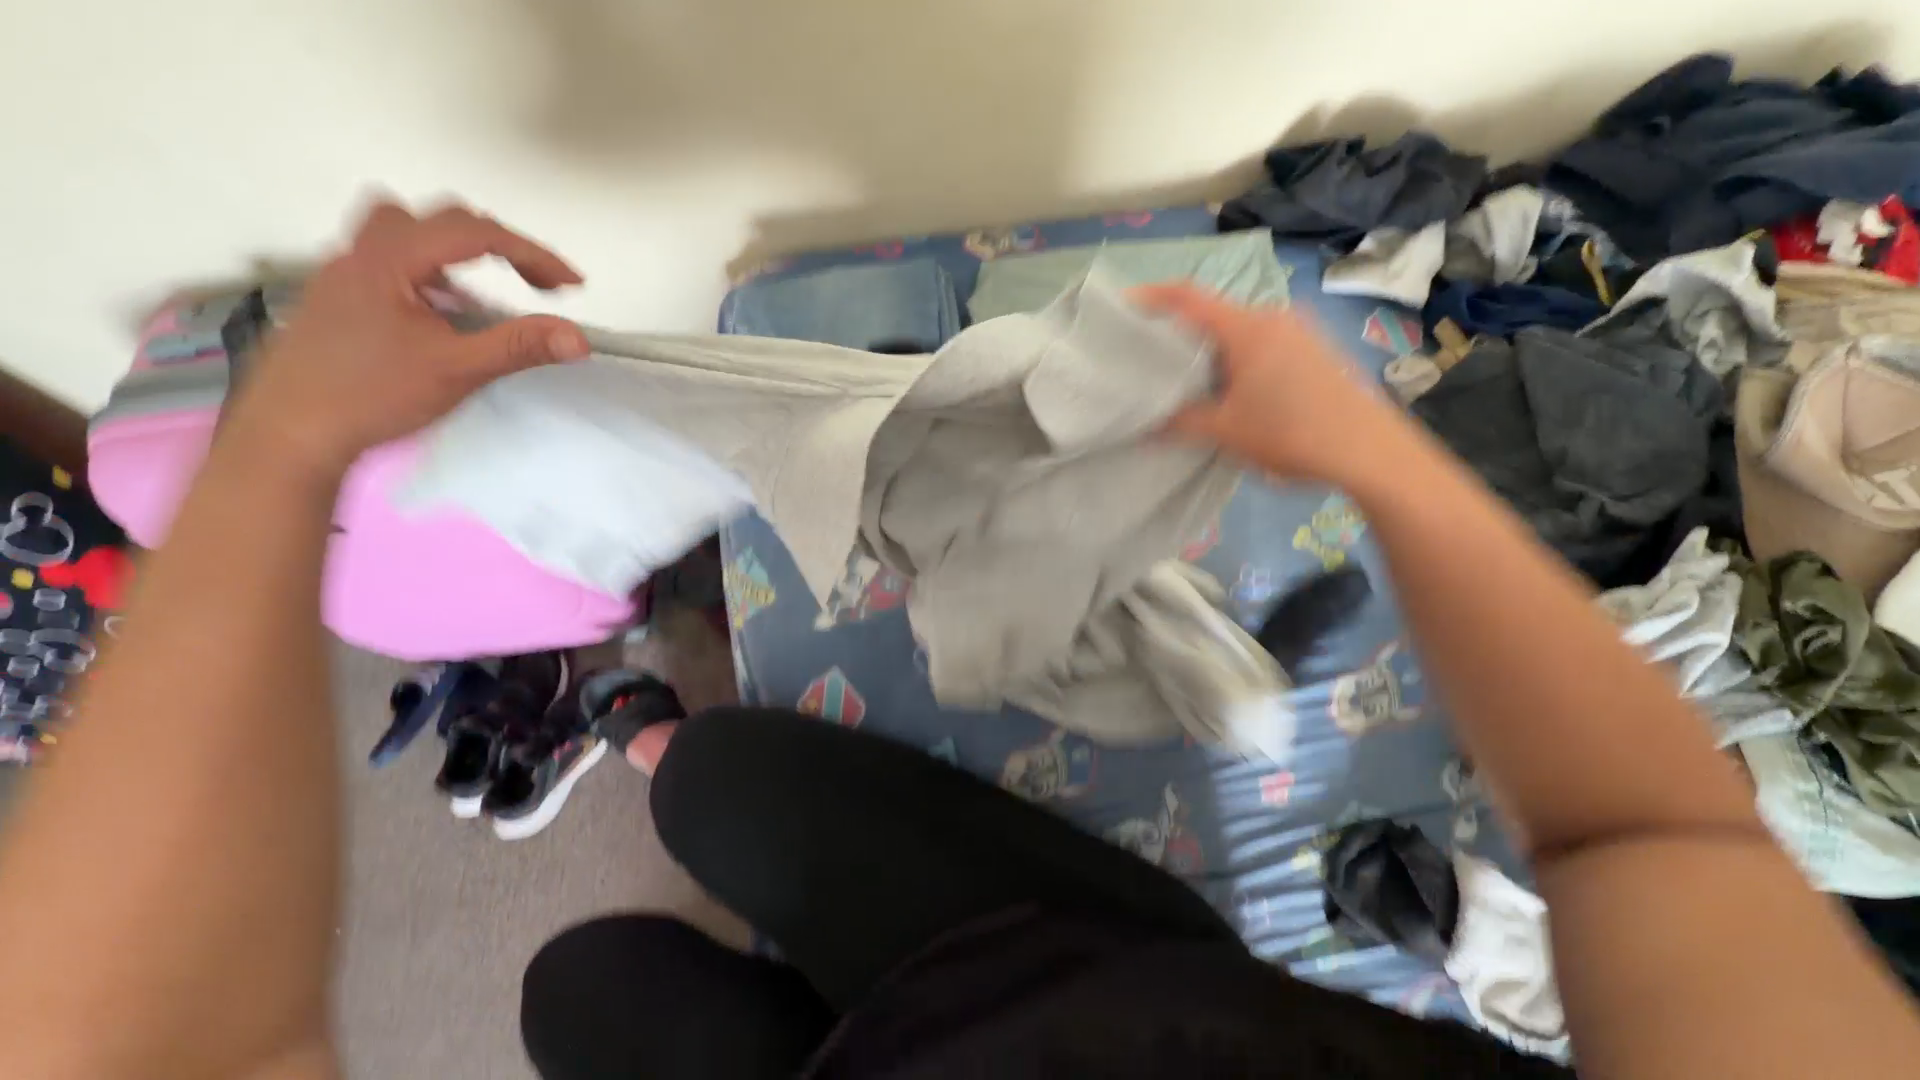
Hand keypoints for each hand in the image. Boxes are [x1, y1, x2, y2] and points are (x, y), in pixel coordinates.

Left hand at [228, 199, 590, 475]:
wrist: (289, 431)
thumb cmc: (371, 395)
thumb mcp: (457, 370)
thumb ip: (519, 346)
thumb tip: (579, 339)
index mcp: (391, 259)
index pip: (476, 233)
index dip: (533, 254)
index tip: (573, 285)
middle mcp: (362, 251)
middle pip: (441, 219)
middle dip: (498, 245)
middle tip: (534, 284)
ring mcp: (344, 272)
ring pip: (405, 231)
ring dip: (454, 252)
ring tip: (479, 296)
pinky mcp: (338, 297)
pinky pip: (390, 261)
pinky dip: (429, 274)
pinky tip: (440, 318)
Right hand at [1133, 283, 1409, 484]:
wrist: (1369, 450)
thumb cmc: (1291, 434)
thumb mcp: (1226, 431)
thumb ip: (1181, 421)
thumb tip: (1147, 424)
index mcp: (1247, 328)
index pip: (1189, 297)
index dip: (1153, 295)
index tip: (1125, 303)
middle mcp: (1273, 317)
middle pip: (1215, 314)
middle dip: (1183, 333)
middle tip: (1154, 358)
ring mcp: (1300, 331)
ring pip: (1241, 330)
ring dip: (1214, 349)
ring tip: (1193, 380)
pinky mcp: (1316, 349)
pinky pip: (1265, 343)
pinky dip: (1241, 357)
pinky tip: (1236, 389)